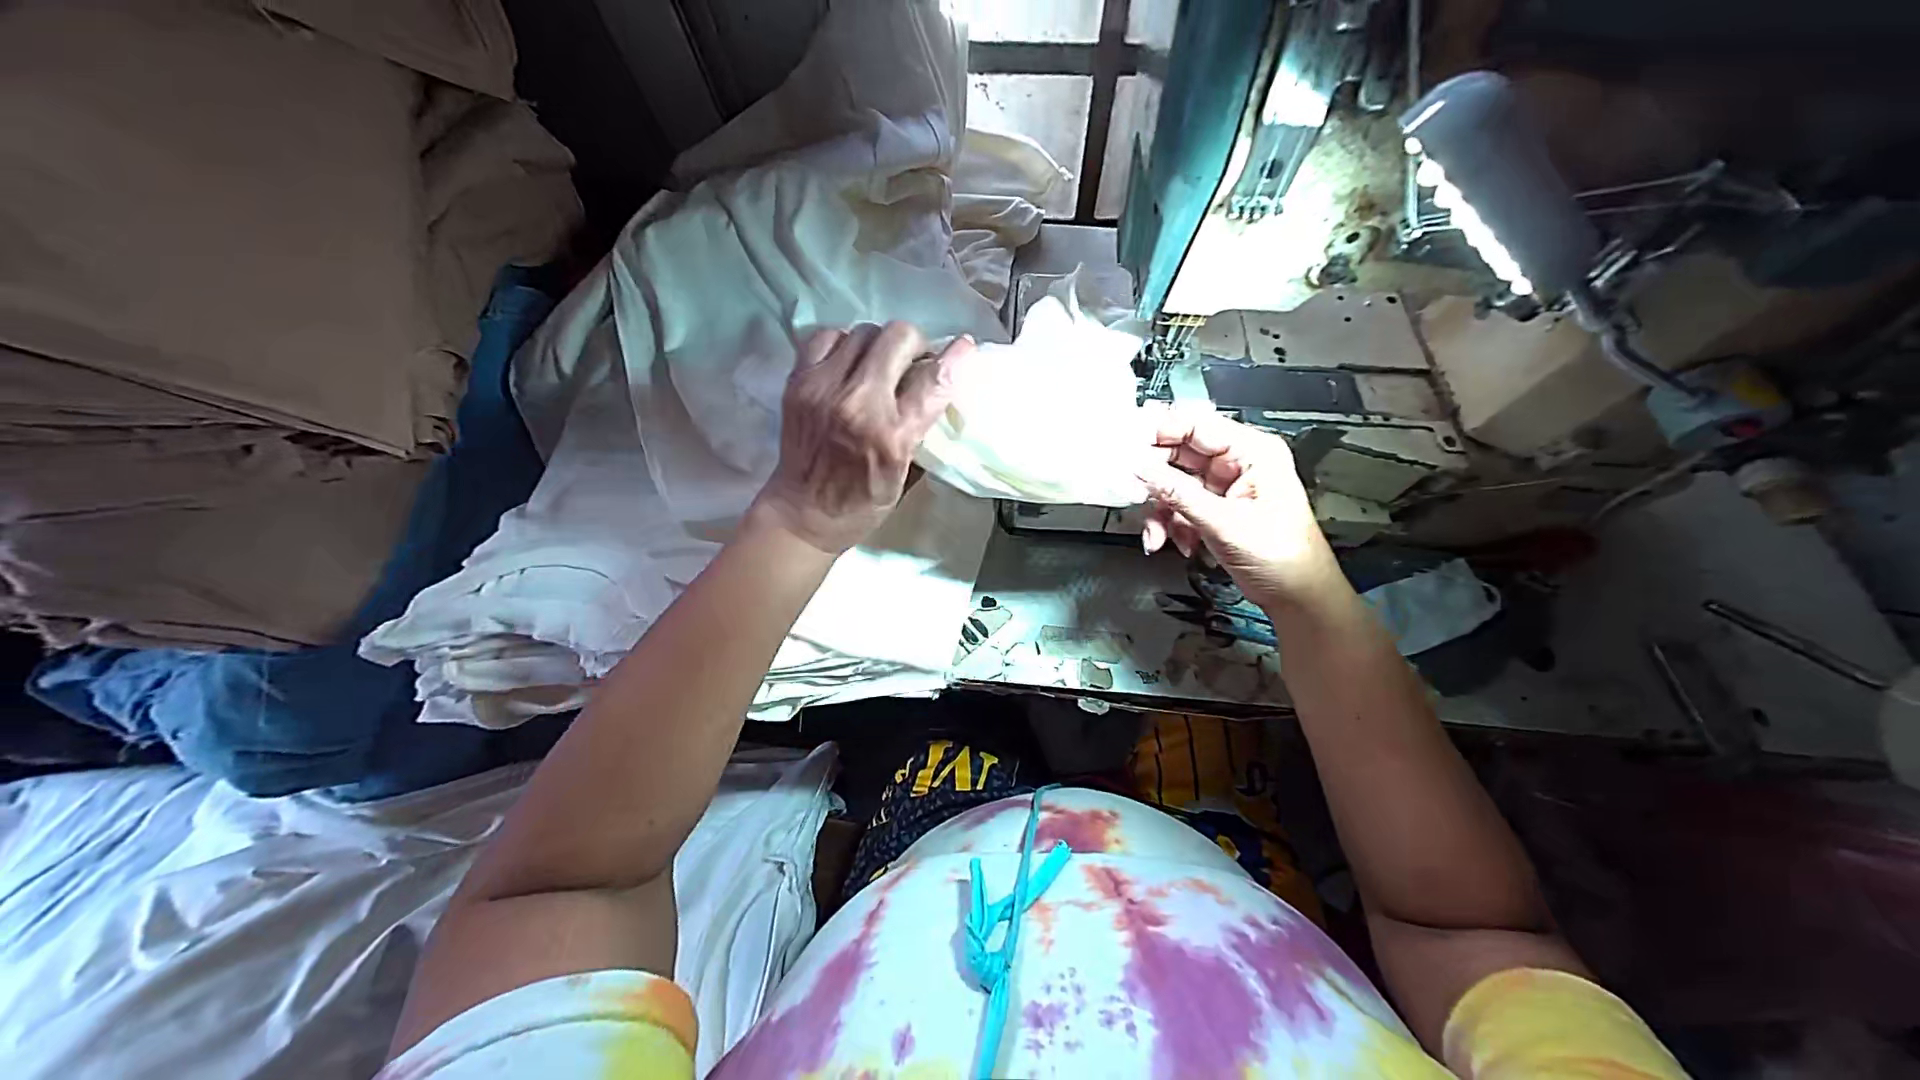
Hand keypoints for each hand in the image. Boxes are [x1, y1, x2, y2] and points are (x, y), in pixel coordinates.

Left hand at [747, 322, 974, 553]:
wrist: (803, 513)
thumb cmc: (862, 503)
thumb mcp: (906, 473)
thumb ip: (923, 428)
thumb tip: (942, 386)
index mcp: (892, 436)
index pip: (934, 379)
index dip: (957, 357)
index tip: (964, 347)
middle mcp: (859, 404)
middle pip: (899, 337)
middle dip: (915, 345)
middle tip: (913, 364)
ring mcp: (824, 387)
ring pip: (866, 330)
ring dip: (880, 345)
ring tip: (879, 365)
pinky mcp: (798, 381)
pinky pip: (828, 335)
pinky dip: (844, 343)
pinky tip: (849, 363)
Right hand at [1137, 409, 1346, 611]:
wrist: (1296, 595)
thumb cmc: (1286, 558)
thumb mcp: (1224, 522)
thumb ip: (1178, 493)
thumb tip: (1143, 470)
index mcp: (1253, 452)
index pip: (1198, 425)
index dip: (1161, 431)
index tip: (1131, 444)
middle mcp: (1238, 463)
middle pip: (1180, 453)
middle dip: (1155, 477)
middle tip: (1133, 488)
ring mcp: (1223, 486)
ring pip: (1174, 483)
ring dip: (1161, 509)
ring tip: (1158, 530)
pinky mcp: (1213, 508)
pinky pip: (1177, 505)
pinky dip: (1169, 523)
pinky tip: (1171, 540)